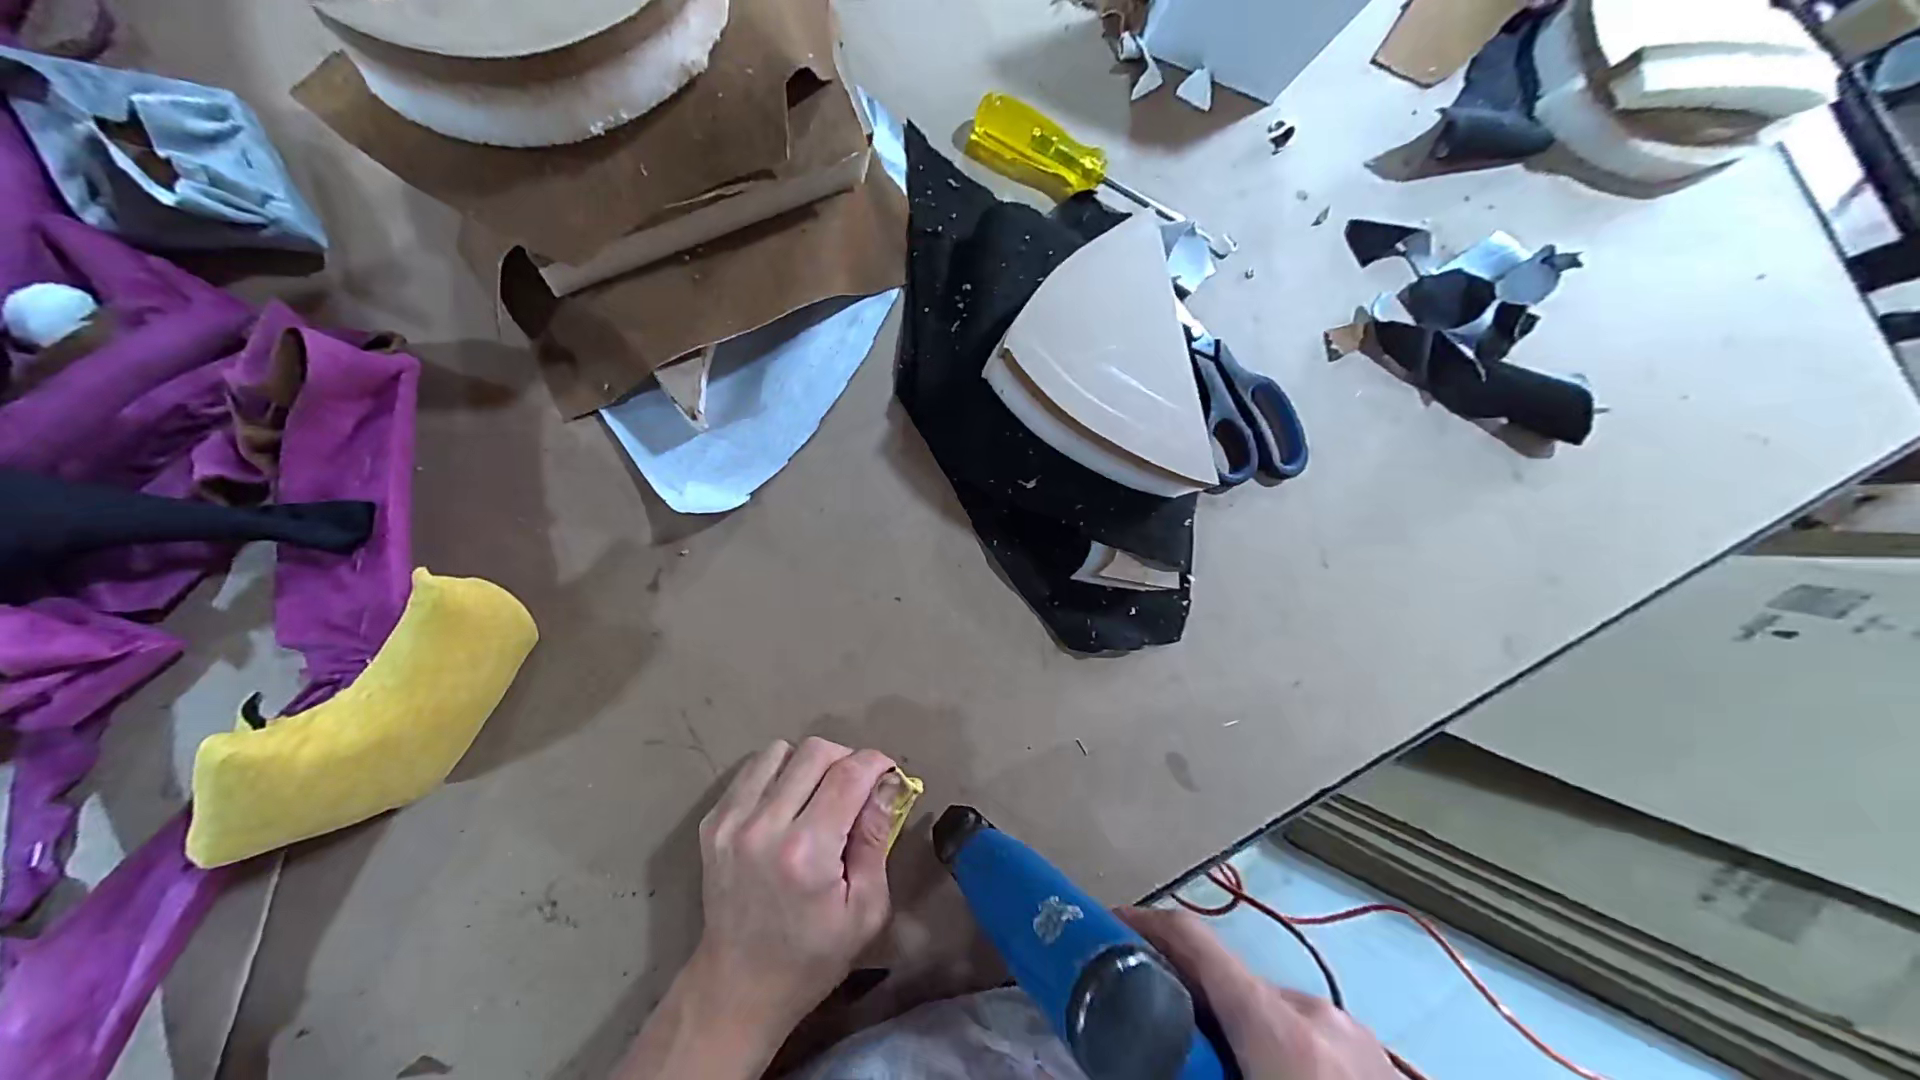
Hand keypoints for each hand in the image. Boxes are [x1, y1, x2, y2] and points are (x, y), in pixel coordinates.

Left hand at [691, 737, 899, 1032]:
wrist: (738, 987)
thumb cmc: (812, 956)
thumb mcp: (866, 909)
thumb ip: (877, 838)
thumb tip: (889, 783)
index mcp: (806, 852)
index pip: (850, 773)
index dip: (878, 763)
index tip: (889, 774)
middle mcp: (764, 826)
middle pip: (816, 750)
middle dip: (847, 759)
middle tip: (857, 789)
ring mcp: (731, 821)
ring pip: (781, 750)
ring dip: (809, 763)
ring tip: (819, 795)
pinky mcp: (712, 822)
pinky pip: (753, 769)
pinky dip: (778, 773)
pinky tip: (788, 804)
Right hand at [1118, 907, 1399, 1079]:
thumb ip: (1191, 1071)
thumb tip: (1139, 1063)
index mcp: (1277, 1030)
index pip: (1194, 942)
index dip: (1143, 924)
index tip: (1103, 927)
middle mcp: (1313, 1014)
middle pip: (1225, 979)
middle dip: (1180, 995)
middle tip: (1146, 1028)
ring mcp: (1351, 1034)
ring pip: (1263, 1010)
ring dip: (1227, 1030)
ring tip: (1207, 1066)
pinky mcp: (1375, 1059)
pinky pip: (1300, 1035)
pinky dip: (1266, 1049)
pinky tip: (1262, 1079)